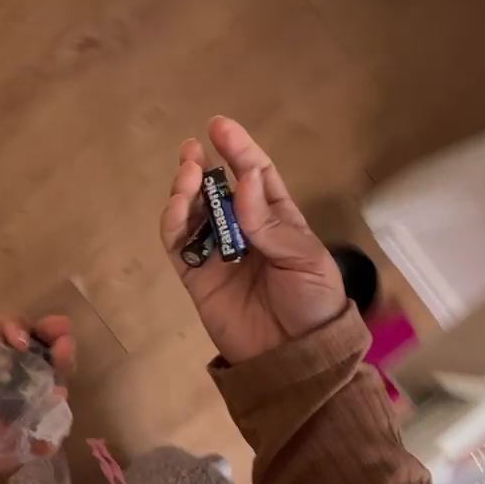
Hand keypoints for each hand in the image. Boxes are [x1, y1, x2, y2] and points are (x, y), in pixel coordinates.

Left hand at [0, 288, 75, 469]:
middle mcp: (12, 367)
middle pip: (41, 343)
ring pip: (54, 368)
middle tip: (63, 335)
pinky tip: (58, 395)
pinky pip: (55, 405)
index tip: (19, 342)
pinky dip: (59, 399)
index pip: (13, 328)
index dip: (20, 327)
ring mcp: (27, 393)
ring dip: (64, 359)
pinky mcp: (37, 418)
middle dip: (55, 334)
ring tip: (66, 356)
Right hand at [159, 117, 346, 364]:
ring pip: (192, 214)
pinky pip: (178, 246)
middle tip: (192, 151)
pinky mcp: (195, 277)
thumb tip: (245, 181)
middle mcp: (243, 231)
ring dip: (185, 192)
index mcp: (276, 220)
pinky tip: (176, 208)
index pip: (256, 177)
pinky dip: (172, 225)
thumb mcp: (304, 259)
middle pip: (217, 191)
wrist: (292, 357)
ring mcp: (216, 254)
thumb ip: (270, 223)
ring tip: (185, 176)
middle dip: (203, 167)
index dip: (239, 151)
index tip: (220, 126)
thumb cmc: (311, 304)